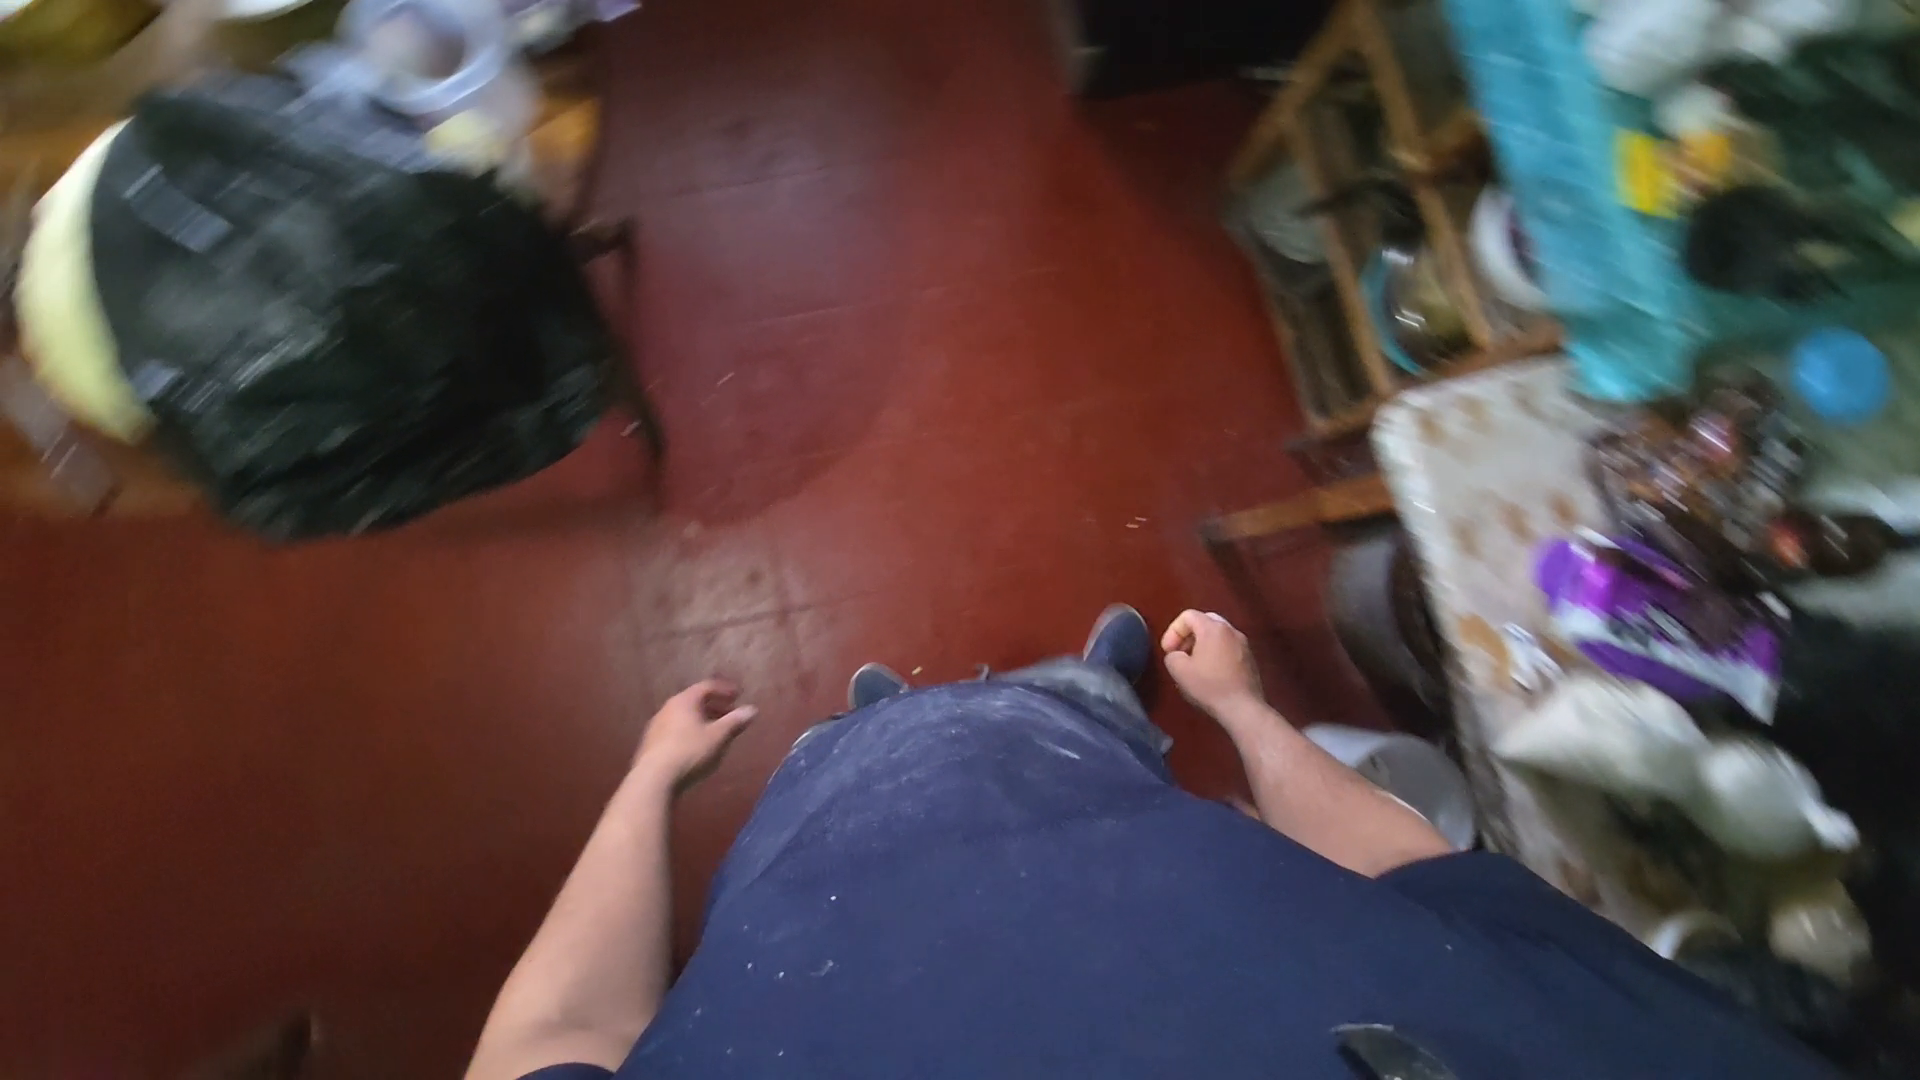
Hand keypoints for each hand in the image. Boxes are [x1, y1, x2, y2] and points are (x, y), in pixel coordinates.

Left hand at [633, 679, 756, 791]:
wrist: (653, 779)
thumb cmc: (690, 751)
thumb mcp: (718, 736)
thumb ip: (735, 721)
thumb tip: (752, 709)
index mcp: (685, 701)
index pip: (707, 686)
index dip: (724, 689)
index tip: (739, 694)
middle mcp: (668, 708)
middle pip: (694, 701)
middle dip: (715, 706)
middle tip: (730, 713)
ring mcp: (657, 725)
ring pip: (684, 716)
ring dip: (702, 720)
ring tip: (716, 732)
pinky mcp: (651, 743)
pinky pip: (676, 729)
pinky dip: (690, 731)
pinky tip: (697, 746)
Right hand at [1160, 610, 1262, 716]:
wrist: (1242, 708)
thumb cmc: (1208, 686)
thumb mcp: (1178, 670)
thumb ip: (1172, 655)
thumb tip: (1177, 655)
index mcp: (1212, 628)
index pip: (1187, 615)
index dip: (1172, 631)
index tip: (1168, 651)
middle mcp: (1231, 630)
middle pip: (1204, 621)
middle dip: (1188, 634)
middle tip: (1180, 652)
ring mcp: (1244, 644)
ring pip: (1218, 634)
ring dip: (1202, 644)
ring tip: (1194, 664)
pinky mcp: (1250, 658)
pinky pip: (1228, 646)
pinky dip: (1216, 652)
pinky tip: (1210, 673)